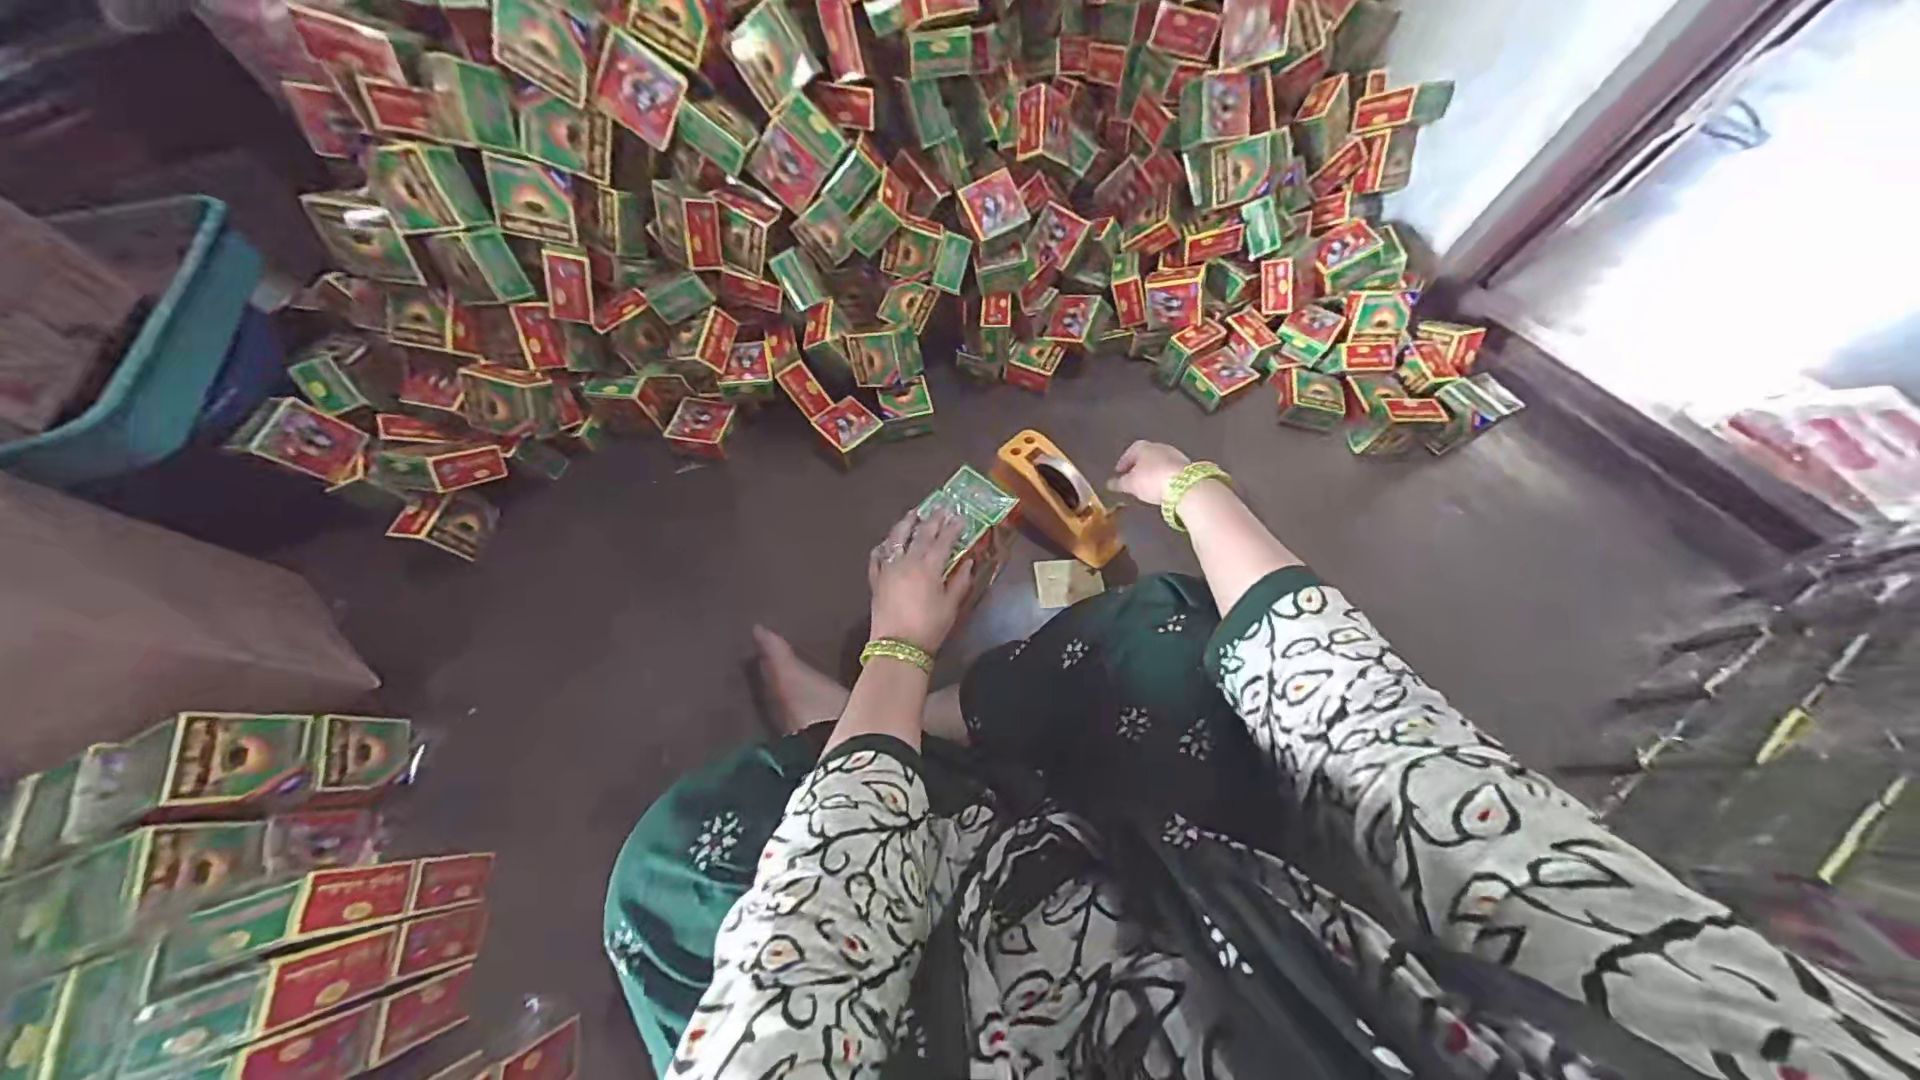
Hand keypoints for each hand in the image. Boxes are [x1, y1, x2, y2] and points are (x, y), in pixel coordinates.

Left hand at [868, 509, 976, 653]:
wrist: (897, 646)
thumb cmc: (930, 627)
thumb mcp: (951, 606)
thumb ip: (960, 581)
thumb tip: (968, 562)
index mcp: (929, 566)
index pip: (943, 540)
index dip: (952, 527)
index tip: (959, 517)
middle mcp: (907, 561)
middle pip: (920, 534)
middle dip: (932, 520)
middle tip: (940, 508)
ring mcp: (889, 568)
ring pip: (896, 539)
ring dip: (905, 524)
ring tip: (912, 514)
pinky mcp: (876, 580)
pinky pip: (877, 557)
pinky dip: (883, 547)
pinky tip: (886, 543)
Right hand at [1107, 440, 1192, 505]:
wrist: (1184, 485)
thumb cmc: (1151, 480)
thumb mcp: (1131, 484)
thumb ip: (1119, 483)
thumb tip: (1110, 483)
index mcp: (1143, 447)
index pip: (1130, 451)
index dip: (1124, 462)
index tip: (1119, 471)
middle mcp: (1160, 447)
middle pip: (1146, 455)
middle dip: (1139, 466)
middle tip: (1132, 478)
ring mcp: (1175, 455)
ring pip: (1159, 462)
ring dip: (1152, 471)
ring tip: (1147, 484)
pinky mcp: (1187, 466)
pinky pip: (1170, 470)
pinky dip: (1164, 476)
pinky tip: (1161, 486)